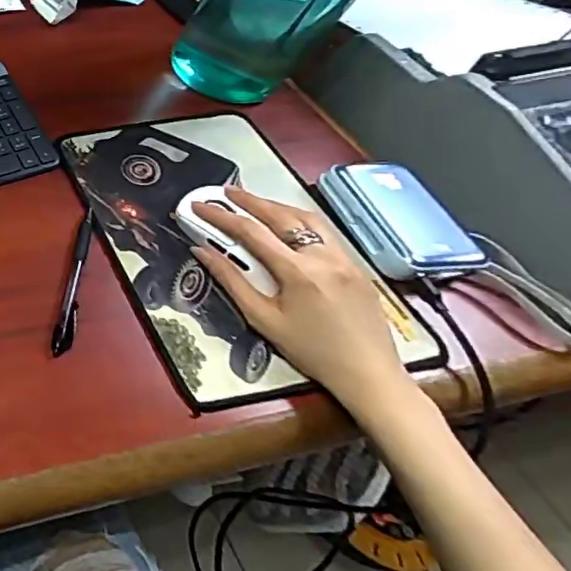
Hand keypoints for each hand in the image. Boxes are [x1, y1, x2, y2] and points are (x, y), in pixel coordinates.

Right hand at [191, 186, 418, 415]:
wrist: (371, 377)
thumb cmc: (312, 352)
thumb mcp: (263, 319)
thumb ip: (231, 281)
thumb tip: (202, 251)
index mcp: (299, 272)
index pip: (251, 232)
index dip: (220, 216)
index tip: (199, 206)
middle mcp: (325, 258)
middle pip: (281, 216)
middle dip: (250, 201)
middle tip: (226, 193)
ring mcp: (346, 260)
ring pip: (308, 219)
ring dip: (277, 206)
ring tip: (255, 202)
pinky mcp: (358, 267)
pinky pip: (325, 233)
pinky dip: (300, 220)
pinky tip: (288, 225)